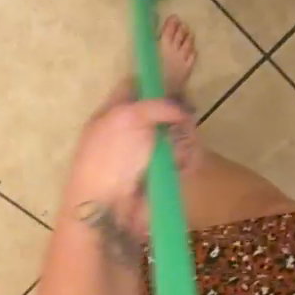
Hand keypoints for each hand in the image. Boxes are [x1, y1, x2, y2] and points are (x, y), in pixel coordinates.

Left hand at [61, 91, 195, 263]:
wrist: (108, 211)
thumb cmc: (110, 160)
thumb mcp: (128, 118)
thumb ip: (156, 105)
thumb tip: (181, 111)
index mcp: (112, 114)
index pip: (135, 88)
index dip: (155, 83)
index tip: (177, 85)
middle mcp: (129, 132)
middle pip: (163, 112)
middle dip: (178, 117)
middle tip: (185, 123)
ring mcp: (145, 155)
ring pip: (177, 136)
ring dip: (184, 141)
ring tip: (183, 151)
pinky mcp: (160, 176)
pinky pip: (181, 161)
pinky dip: (186, 162)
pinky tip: (185, 166)